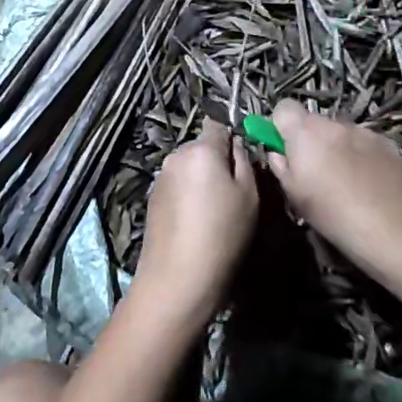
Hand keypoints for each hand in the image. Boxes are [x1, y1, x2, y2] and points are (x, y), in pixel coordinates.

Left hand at [132, 120, 259, 329]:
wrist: (178, 276)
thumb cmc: (223, 233)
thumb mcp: (249, 195)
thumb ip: (243, 161)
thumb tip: (235, 145)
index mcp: (200, 150)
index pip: (217, 125)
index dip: (233, 139)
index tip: (244, 162)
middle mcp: (175, 156)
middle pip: (202, 148)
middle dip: (217, 161)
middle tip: (235, 191)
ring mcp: (160, 178)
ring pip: (189, 168)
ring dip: (202, 179)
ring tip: (216, 210)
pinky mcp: (152, 198)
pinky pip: (177, 186)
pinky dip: (188, 195)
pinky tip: (196, 221)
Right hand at [266, 99, 401, 262]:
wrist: (390, 229)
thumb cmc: (331, 213)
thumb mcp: (292, 194)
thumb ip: (280, 165)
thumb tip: (278, 153)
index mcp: (305, 132)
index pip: (284, 107)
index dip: (279, 124)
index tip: (282, 146)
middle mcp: (335, 124)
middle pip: (313, 120)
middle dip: (308, 138)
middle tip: (312, 168)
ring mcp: (364, 132)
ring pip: (339, 131)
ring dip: (334, 145)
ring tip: (342, 177)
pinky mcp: (388, 144)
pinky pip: (363, 142)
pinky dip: (359, 153)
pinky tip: (366, 180)